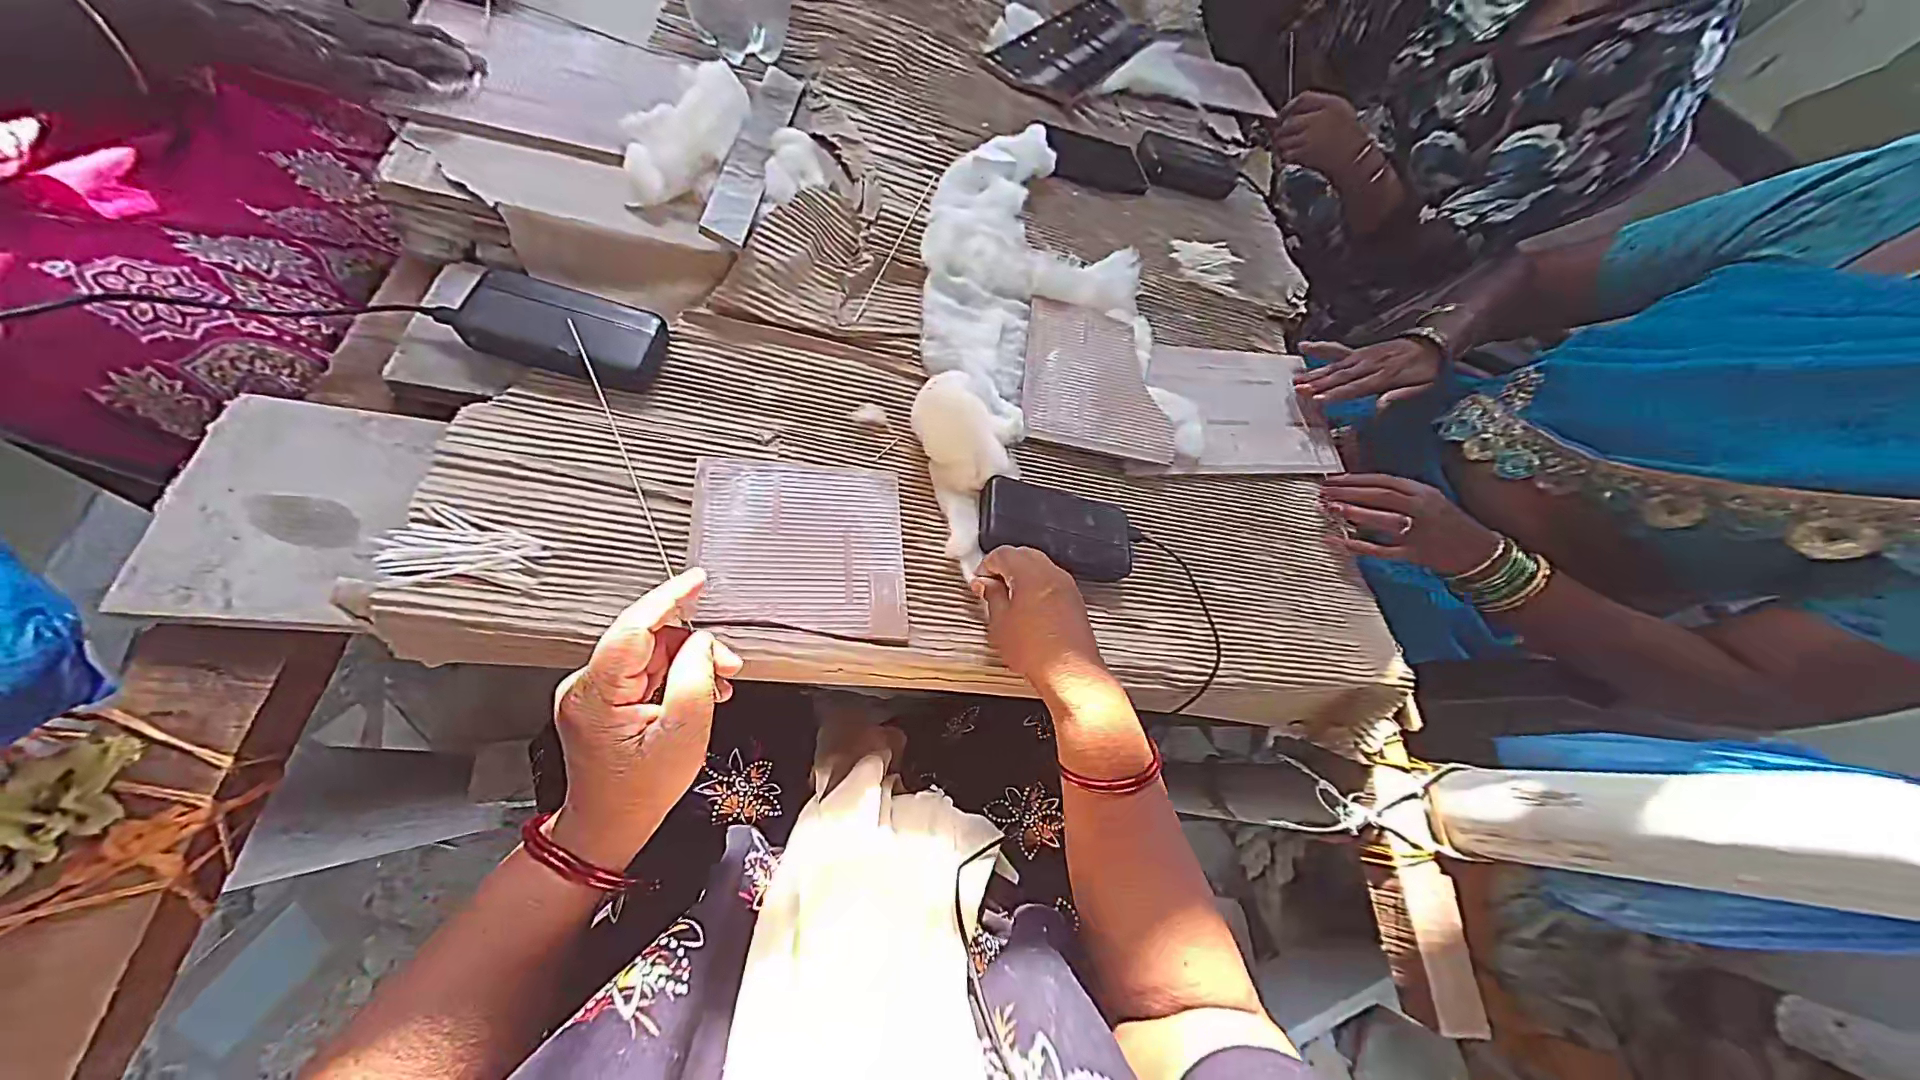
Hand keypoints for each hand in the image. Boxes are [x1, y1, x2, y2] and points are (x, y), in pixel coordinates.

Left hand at [551, 568, 742, 868]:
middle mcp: (585, 686)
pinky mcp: (603, 698)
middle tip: (726, 665)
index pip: (633, 627)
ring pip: (651, 652)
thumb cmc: (642, 792)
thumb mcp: (685, 733)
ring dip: (689, 663)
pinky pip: (646, 669)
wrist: (612, 826)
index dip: (668, 599)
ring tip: (714, 687)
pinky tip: (695, 692)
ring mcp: (592, 692)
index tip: (696, 582)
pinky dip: (675, 675)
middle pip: (648, 639)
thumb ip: (696, 676)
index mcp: (596, 695)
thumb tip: (702, 640)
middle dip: (693, 646)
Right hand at [971, 547, 1109, 698]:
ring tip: (1007, 598)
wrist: (1069, 672)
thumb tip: (986, 586)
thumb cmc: (1038, 652)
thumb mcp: (1000, 623)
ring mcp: (1066, 586)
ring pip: (1040, 566)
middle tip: (990, 585)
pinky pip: (1051, 582)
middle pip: (1023, 554)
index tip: (979, 579)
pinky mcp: (1074, 601)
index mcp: (1031, 574)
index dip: (986, 565)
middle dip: (1004, 566)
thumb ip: (991, 597)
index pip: (1003, 553)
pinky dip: (1037, 586)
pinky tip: (1026, 608)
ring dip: (1021, 575)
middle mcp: (1052, 575)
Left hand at [1271, 92, 1375, 180]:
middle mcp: (1319, 118)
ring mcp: (1311, 136)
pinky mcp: (1305, 153)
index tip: (1282, 116)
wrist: (1356, 158)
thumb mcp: (1341, 112)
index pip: (1303, 99)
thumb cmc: (1350, 137)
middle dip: (1281, 129)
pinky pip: (1286, 153)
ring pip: (1284, 138)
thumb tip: (1294, 113)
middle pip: (1289, 120)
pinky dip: (1285, 156)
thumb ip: (1319, 109)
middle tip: (1281, 135)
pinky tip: (1291, 156)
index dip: (1288, 108)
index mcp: (1331, 104)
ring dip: (1281, 144)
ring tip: (1287, 147)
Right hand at [1293, 338, 1441, 406]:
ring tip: (1296, 380)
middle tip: (1299, 390)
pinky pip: (1336, 350)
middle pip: (1341, 376)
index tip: (1318, 399)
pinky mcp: (1358, 351)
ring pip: (1335, 365)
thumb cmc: (1426, 371)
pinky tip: (1304, 346)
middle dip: (1319, 383)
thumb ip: (1402, 396)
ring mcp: (1362, 356)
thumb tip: (1380, 405)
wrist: (1432, 344)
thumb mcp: (1424, 387)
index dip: (1336, 393)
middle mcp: (1370, 364)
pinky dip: (1319, 349)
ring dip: (1314, 373)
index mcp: (1386, 376)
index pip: (1356, 387)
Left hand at [1322, 474, 1499, 576]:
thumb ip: (1399, 495)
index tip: (1334, 479)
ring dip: (1353, 513)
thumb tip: (1361, 491)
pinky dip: (1359, 546)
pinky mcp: (1414, 554)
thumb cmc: (1449, 524)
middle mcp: (1422, 509)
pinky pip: (1382, 550)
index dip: (1356, 479)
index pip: (1384, 481)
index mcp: (1424, 493)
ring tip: (1330, 507)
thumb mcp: (1429, 500)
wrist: (1480, 553)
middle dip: (1349, 492)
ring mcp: (1418, 532)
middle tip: (1324, 491)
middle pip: (1380, 497)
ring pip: (1381, 519)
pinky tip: (1339, 541)